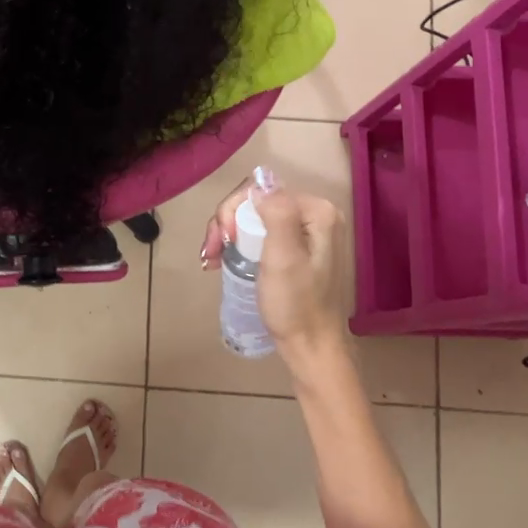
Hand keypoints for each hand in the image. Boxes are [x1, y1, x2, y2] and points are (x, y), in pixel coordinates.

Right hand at [200, 170, 345, 361]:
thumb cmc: (295, 306)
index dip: (232, 212)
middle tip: (212, 255)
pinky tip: (223, 263)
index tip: (221, 243)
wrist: (311, 347)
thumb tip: (260, 180)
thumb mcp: (283, 258)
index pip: (260, 191)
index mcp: (316, 211)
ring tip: (212, 262)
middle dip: (227, 225)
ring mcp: (306, 234)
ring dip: (228, 236)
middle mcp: (314, 216)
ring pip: (253, 219)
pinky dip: (239, 246)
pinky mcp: (296, 251)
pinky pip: (260, 236)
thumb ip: (276, 213)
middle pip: (255, 203)